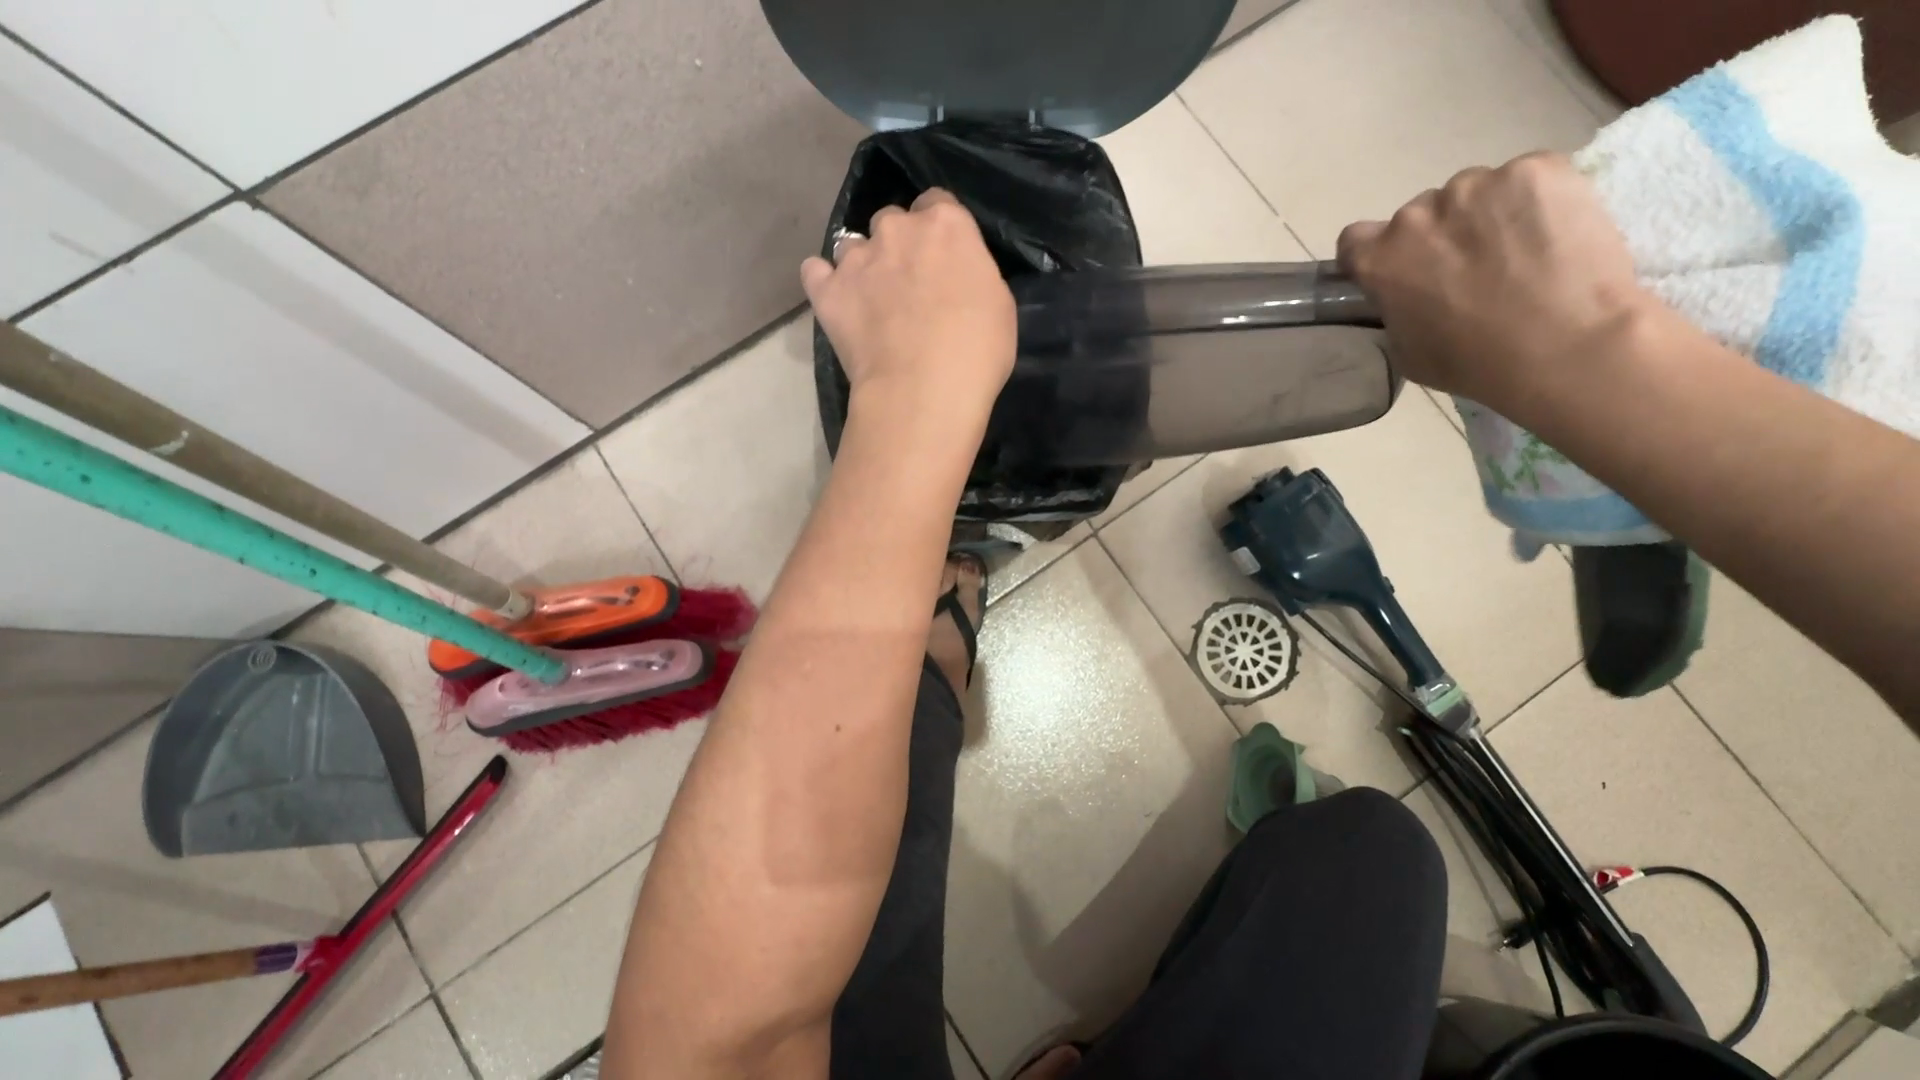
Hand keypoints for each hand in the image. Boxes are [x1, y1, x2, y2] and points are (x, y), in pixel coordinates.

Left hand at [802, 189, 1015, 424]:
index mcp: (947, 224)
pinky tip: (835, 298)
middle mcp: (897, 229)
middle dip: (899, 244)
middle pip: (892, 220)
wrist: (923, 391)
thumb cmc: (976, 351)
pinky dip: (824, 280)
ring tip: (871, 298)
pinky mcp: (827, 291)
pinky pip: (815, 271)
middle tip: (909, 283)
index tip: (944, 257)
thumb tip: (957, 275)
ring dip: (862, 263)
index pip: (938, 203)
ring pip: (852, 244)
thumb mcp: (999, 303)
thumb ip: (973, 273)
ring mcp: (856, 258)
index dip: (940, 231)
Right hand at [1336, 153, 1656, 407]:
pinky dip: (1538, 199)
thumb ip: (1395, 310)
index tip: (1402, 268)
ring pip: (1475, 193)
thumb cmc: (1478, 364)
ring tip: (1524, 251)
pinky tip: (1555, 233)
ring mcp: (1478, 185)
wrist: (1569, 346)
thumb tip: (1406, 296)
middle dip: (1442, 236)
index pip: (1356, 239)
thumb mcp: (1408, 352)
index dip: (1377, 252)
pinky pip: (1527, 177)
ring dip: (1489, 214)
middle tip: (1477, 269)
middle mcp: (1419, 212)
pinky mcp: (1537, 168)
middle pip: (1422, 214)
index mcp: (1382, 258)